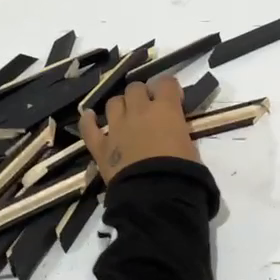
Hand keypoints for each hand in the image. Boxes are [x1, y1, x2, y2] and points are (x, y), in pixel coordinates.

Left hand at [79, 76, 198, 183]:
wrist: (156, 197)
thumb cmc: (181, 173)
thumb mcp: (191, 149)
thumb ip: (181, 133)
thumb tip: (175, 133)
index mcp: (165, 110)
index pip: (166, 82)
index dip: (169, 89)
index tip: (174, 101)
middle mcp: (138, 111)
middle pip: (135, 88)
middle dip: (142, 95)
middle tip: (148, 110)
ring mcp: (116, 128)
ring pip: (113, 102)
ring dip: (120, 106)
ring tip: (125, 117)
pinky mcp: (100, 146)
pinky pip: (88, 128)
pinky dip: (88, 121)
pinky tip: (89, 117)